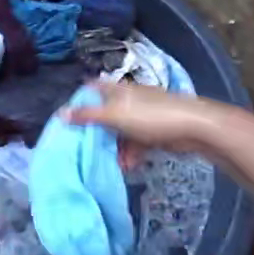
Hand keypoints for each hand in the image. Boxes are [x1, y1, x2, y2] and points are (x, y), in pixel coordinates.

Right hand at [61, 81, 221, 153]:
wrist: (192, 127)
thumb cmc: (151, 117)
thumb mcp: (115, 116)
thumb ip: (88, 116)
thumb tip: (60, 112)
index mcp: (118, 90)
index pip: (93, 88)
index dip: (79, 100)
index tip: (67, 118)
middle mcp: (129, 99)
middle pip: (106, 113)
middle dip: (96, 131)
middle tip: (83, 148)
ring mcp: (143, 116)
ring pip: (120, 131)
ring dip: (114, 147)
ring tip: (110, 162)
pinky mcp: (154, 131)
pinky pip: (136, 142)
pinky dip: (131, 153)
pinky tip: (128, 166)